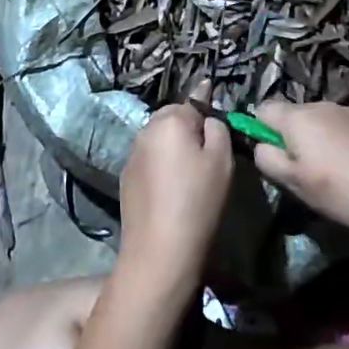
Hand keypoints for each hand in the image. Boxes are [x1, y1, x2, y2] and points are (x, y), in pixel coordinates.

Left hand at [118, 83, 233, 298]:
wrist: (160, 248)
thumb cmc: (198, 200)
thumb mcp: (222, 160)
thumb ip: (217, 128)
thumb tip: (207, 119)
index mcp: (170, 120)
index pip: (192, 100)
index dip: (206, 103)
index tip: (213, 100)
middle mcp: (145, 130)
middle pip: (171, 117)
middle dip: (187, 124)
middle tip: (208, 146)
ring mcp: (132, 153)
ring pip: (158, 137)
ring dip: (172, 143)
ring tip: (190, 166)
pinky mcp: (126, 176)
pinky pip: (148, 158)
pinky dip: (160, 162)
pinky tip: (171, 184)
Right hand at [251, 101, 348, 244]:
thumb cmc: (344, 191)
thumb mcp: (295, 183)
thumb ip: (268, 160)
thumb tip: (262, 146)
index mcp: (297, 116)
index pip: (262, 109)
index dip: (259, 130)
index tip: (272, 159)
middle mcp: (322, 105)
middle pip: (292, 115)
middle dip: (290, 139)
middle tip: (302, 175)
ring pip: (319, 123)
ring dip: (317, 143)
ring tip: (332, 177)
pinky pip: (343, 130)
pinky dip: (341, 147)